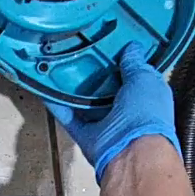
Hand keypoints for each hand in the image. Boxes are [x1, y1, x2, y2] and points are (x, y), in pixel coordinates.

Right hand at [48, 44, 178, 181]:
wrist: (131, 152)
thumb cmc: (146, 115)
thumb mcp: (145, 78)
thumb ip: (135, 63)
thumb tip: (132, 49)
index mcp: (146, 96)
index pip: (133, 75)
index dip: (122, 60)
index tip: (109, 44)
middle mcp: (126, 111)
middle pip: (106, 88)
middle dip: (95, 73)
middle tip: (81, 52)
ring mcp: (105, 124)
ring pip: (86, 103)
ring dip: (74, 88)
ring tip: (61, 67)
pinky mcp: (86, 135)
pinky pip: (69, 117)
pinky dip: (58, 105)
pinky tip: (48, 90)